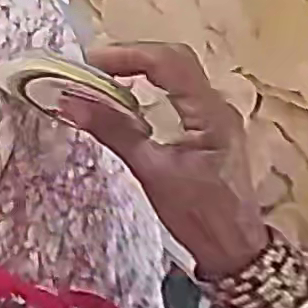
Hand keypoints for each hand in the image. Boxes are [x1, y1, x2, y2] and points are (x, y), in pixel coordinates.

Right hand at [57, 42, 269, 277]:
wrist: (236, 253)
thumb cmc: (198, 216)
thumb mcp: (151, 172)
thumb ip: (114, 131)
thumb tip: (71, 102)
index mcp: (210, 112)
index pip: (168, 62)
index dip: (127, 55)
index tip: (91, 63)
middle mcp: (217, 104)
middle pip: (173, 58)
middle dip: (132, 54)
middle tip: (94, 65)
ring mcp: (215, 112)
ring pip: (176, 69)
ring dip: (140, 65)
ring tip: (104, 74)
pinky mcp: (208, 123)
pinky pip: (177, 87)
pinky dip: (149, 81)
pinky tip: (128, 92)